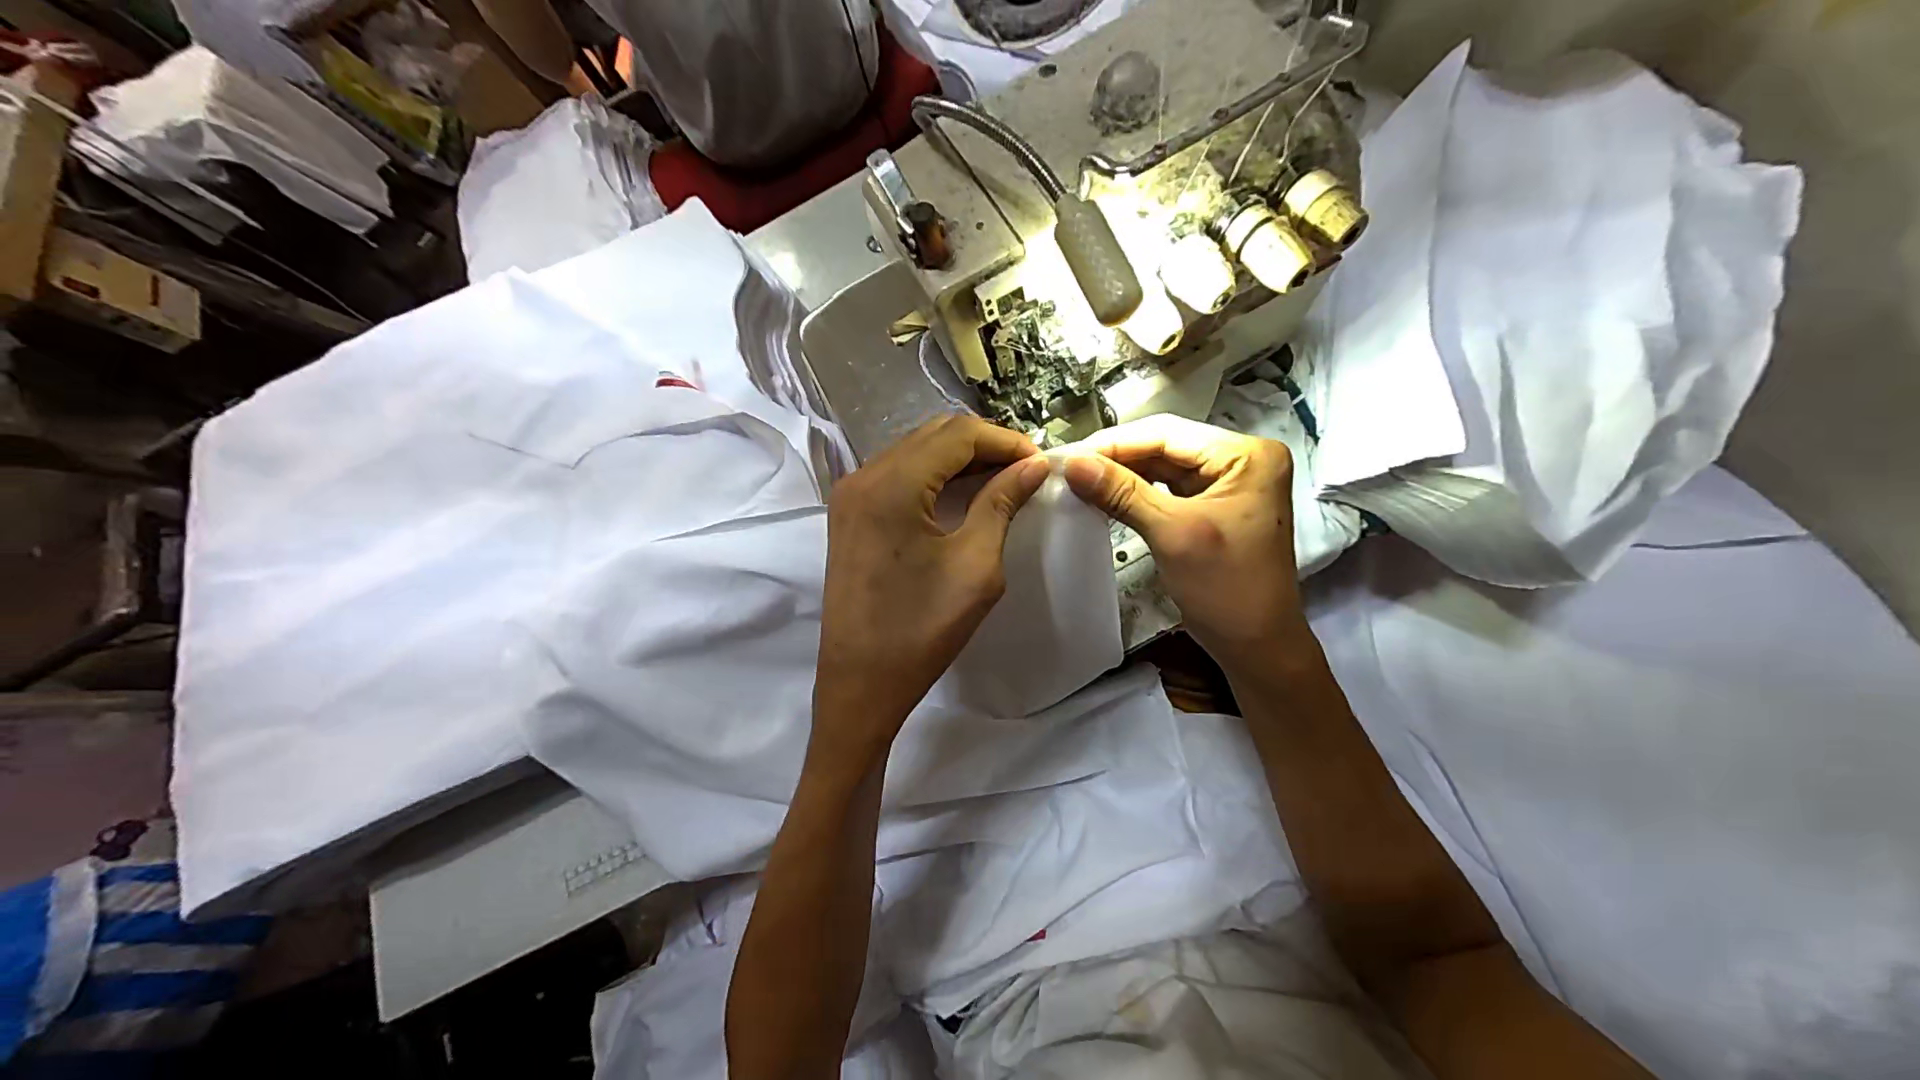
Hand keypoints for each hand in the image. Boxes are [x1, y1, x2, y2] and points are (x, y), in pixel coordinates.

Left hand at [815, 415, 1050, 755]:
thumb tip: (1032, 466)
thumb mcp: (976, 566)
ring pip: (914, 451)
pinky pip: (897, 475)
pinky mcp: (848, 514)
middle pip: (934, 435)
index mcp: (892, 484)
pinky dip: (933, 476)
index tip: (1040, 462)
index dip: (1005, 441)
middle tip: (1024, 471)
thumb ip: (1001, 504)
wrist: (860, 682)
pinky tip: (963, 495)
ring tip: (1002, 481)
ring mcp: (850, 495)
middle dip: (984, 445)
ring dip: (959, 459)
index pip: (958, 435)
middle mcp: (864, 476)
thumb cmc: (921, 630)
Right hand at [1063, 414, 1304, 671]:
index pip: (1168, 434)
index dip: (1115, 443)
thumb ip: (1121, 492)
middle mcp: (1241, 459)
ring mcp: (1229, 482)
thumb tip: (1072, 464)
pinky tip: (1105, 493)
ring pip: (1163, 466)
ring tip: (1080, 479)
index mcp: (1247, 455)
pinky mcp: (1214, 504)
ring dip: (1123, 473)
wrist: (1257, 645)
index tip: (1069, 455)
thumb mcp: (1172, 533)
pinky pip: (1167, 487)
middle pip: (1165, 446)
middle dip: (1116, 457)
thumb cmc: (1226, 589)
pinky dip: (1136, 491)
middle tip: (1068, 468)